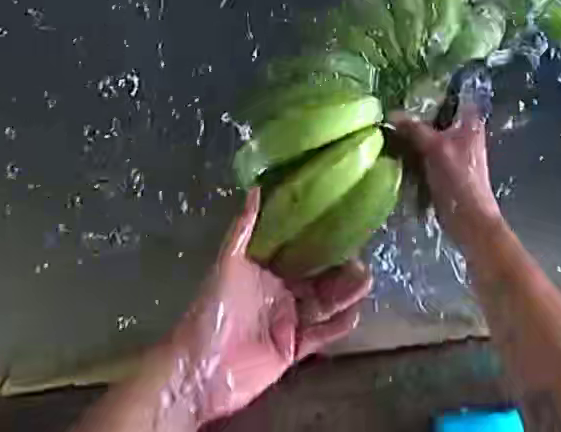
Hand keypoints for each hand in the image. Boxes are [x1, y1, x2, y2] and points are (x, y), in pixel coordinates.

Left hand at [160, 187, 372, 423]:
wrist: (197, 371)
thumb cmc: (212, 311)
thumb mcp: (227, 265)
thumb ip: (243, 228)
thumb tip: (256, 188)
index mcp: (272, 270)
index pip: (308, 252)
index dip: (329, 242)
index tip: (350, 230)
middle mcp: (285, 292)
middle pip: (323, 277)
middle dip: (345, 270)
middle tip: (362, 264)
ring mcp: (291, 321)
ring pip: (328, 303)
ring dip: (347, 293)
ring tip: (363, 283)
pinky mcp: (294, 348)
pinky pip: (323, 335)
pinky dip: (340, 325)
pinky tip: (354, 313)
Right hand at [389, 75, 501, 245]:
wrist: (469, 219)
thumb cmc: (458, 178)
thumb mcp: (435, 149)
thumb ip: (415, 129)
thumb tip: (391, 113)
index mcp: (470, 120)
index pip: (455, 93)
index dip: (437, 87)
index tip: (412, 82)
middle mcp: (465, 130)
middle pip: (440, 113)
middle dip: (420, 111)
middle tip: (393, 103)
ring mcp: (455, 148)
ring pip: (432, 132)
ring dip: (415, 130)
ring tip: (389, 123)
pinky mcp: (445, 165)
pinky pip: (427, 149)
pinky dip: (414, 147)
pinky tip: (395, 145)